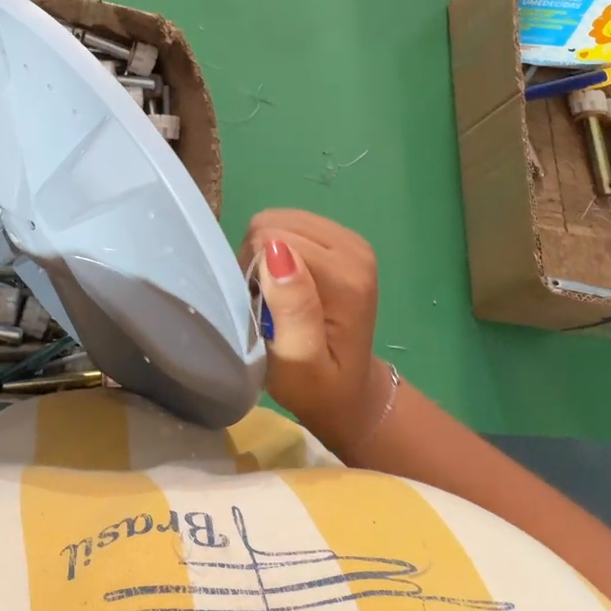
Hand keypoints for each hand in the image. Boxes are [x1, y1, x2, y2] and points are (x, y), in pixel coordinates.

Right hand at [241, 210, 390, 446]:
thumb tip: (277, 252)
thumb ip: (292, 310)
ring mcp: (352, 241)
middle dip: (260, 258)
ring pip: (280, 219)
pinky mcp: (343, 239)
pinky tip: (283, 279)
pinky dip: (277, 248)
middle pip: (277, 223)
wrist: (348, 391)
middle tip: (266, 301)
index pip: (275, 238)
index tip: (261, 306)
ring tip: (274, 292)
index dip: (255, 269)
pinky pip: (291, 222)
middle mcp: (355, 249)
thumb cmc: (316, 385)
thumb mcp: (299, 362)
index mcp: (347, 278)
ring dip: (266, 252)